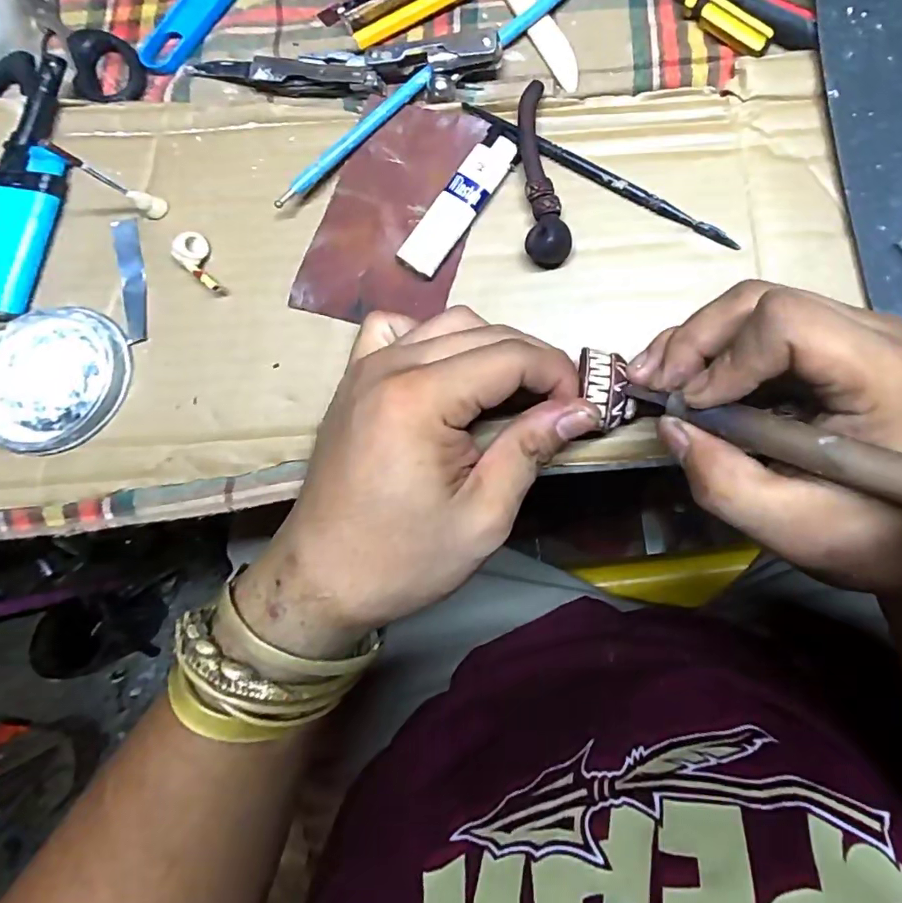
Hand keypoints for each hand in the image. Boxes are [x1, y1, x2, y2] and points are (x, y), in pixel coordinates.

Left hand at [233, 307, 598, 658]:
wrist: (321, 579)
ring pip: (447, 323)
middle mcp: (390, 366)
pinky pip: (396, 330)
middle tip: (559, 405)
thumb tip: (580, 410)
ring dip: (491, 348)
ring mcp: (366, 366)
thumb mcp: (482, 516)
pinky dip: (432, 338)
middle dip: (534, 361)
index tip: (581, 408)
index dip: (557, 374)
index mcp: (420, 398)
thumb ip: (531, 449)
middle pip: (484, 332)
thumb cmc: (401, 559)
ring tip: (513, 393)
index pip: (510, 355)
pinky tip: (446, 372)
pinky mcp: (353, 379)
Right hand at [631, 282, 901, 595]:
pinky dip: (717, 353)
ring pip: (757, 308)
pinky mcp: (838, 348)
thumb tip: (671, 425)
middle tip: (652, 382)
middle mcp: (876, 335)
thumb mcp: (795, 530)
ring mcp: (858, 336)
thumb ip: (724, 482)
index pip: (787, 322)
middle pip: (763, 301)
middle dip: (696, 340)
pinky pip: (765, 331)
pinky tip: (688, 381)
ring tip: (654, 377)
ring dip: (698, 342)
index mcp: (885, 372)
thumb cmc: (881, 541)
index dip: (726, 358)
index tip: (693, 407)